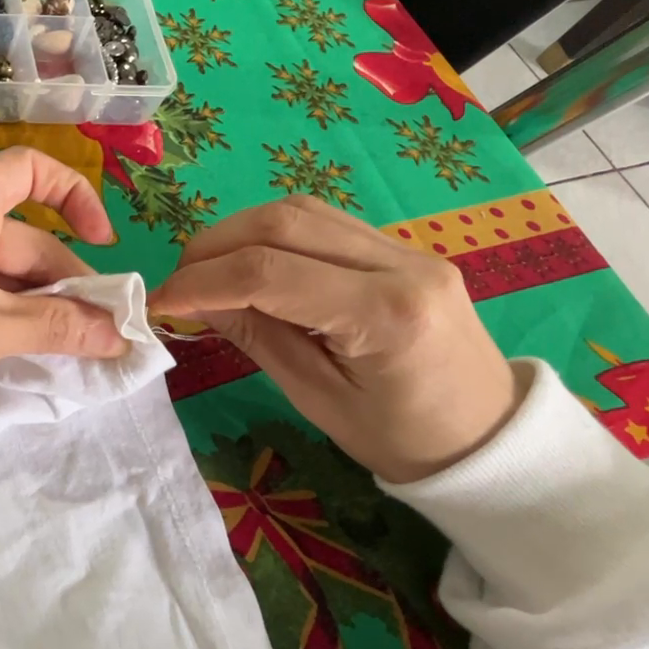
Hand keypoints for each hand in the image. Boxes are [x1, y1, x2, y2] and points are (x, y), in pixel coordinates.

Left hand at [0, 147, 129, 415]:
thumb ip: (55, 326)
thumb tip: (120, 334)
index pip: (28, 170)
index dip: (74, 196)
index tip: (103, 244)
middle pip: (27, 238)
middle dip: (68, 283)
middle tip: (108, 334)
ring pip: (6, 273)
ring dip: (43, 307)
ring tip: (85, 349)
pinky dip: (10, 317)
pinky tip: (38, 349)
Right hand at [149, 195, 520, 483]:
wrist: (490, 438)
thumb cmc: (401, 438)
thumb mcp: (317, 399)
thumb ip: (255, 337)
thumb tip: (195, 300)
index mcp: (385, 314)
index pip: (270, 272)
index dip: (201, 281)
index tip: (158, 301)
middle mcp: (400, 263)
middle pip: (283, 222)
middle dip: (212, 247)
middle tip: (175, 282)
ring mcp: (405, 247)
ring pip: (299, 210)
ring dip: (236, 233)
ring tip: (204, 271)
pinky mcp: (400, 247)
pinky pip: (321, 221)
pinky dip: (269, 234)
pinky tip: (247, 262)